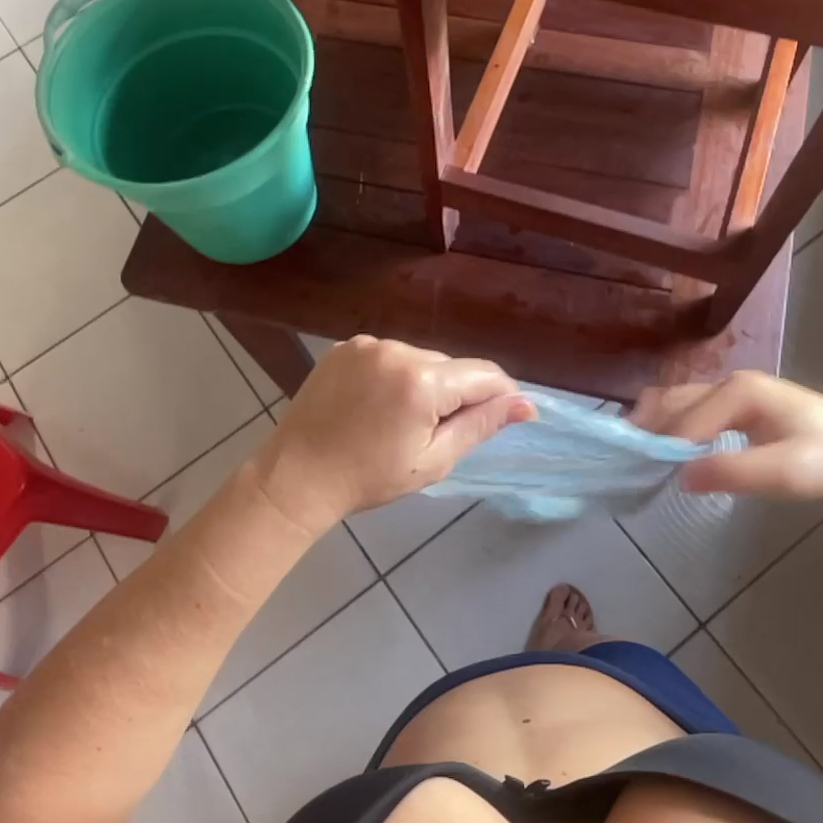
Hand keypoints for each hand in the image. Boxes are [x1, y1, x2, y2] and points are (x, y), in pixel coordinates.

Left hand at [250, 336, 535, 532]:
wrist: (296, 476)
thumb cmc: (369, 478)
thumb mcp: (434, 460)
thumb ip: (481, 425)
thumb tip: (527, 405)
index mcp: (421, 380)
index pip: (484, 375)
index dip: (500, 396)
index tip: (499, 420)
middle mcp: (396, 350)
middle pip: (450, 367)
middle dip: (455, 395)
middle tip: (433, 436)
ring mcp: (366, 344)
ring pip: (420, 360)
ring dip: (423, 385)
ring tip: (397, 424)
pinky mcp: (344, 347)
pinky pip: (388, 357)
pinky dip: (393, 377)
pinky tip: (375, 407)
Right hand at [626, 372, 822, 500]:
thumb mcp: (784, 473)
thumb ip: (733, 472)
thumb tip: (680, 477)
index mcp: (740, 391)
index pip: (686, 419)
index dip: (661, 446)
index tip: (636, 471)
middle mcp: (733, 383)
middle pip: (674, 400)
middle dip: (646, 426)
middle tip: (622, 458)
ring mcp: (736, 392)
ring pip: (680, 401)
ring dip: (656, 424)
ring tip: (634, 453)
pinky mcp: (740, 407)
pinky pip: (693, 409)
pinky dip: (672, 425)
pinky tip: (665, 448)